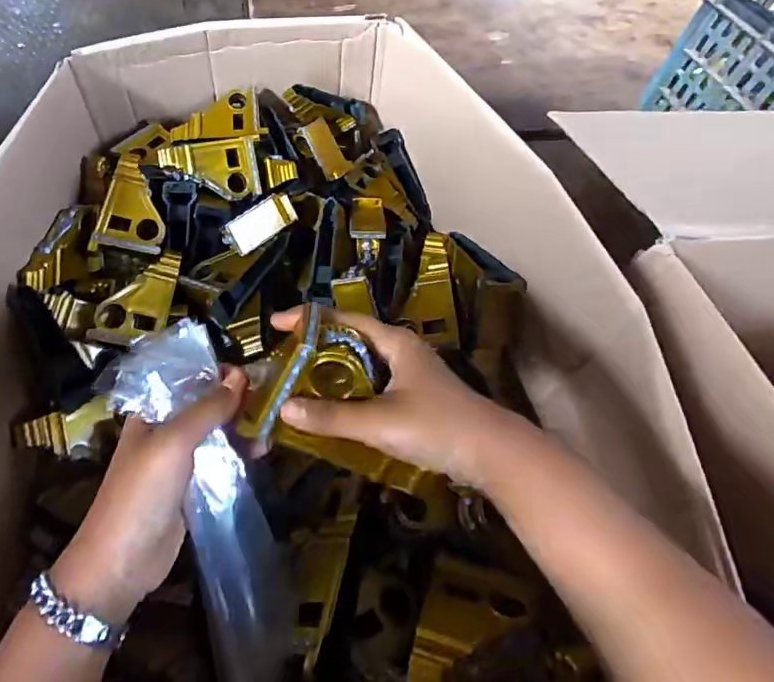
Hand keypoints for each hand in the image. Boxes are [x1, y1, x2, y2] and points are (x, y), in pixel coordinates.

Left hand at [49, 365, 247, 624]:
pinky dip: (239, 453)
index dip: (217, 372)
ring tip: (270, 424)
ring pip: (215, 432)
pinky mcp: (191, 487)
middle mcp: (165, 429)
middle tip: (270, 398)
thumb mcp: (174, 441)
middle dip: (234, 399)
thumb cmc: (142, 491)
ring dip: (240, 426)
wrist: (121, 563)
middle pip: (204, 404)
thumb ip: (207, 409)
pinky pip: (219, 460)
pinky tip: (261, 450)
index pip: (187, 378)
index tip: (251, 371)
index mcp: (152, 410)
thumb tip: (240, 376)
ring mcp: (178, 459)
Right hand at [271, 307, 524, 490]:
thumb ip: (333, 416)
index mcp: (394, 341)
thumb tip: (286, 408)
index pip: (343, 318)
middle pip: (351, 337)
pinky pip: (373, 382)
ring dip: (333, 369)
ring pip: (362, 362)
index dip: (309, 318)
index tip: (278, 324)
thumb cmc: (437, 426)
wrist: (495, 455)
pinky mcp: (416, 396)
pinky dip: (350, 388)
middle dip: (318, 345)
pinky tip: (336, 407)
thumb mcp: (380, 422)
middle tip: (286, 357)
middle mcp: (401, 349)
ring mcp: (411, 372)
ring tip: (302, 381)